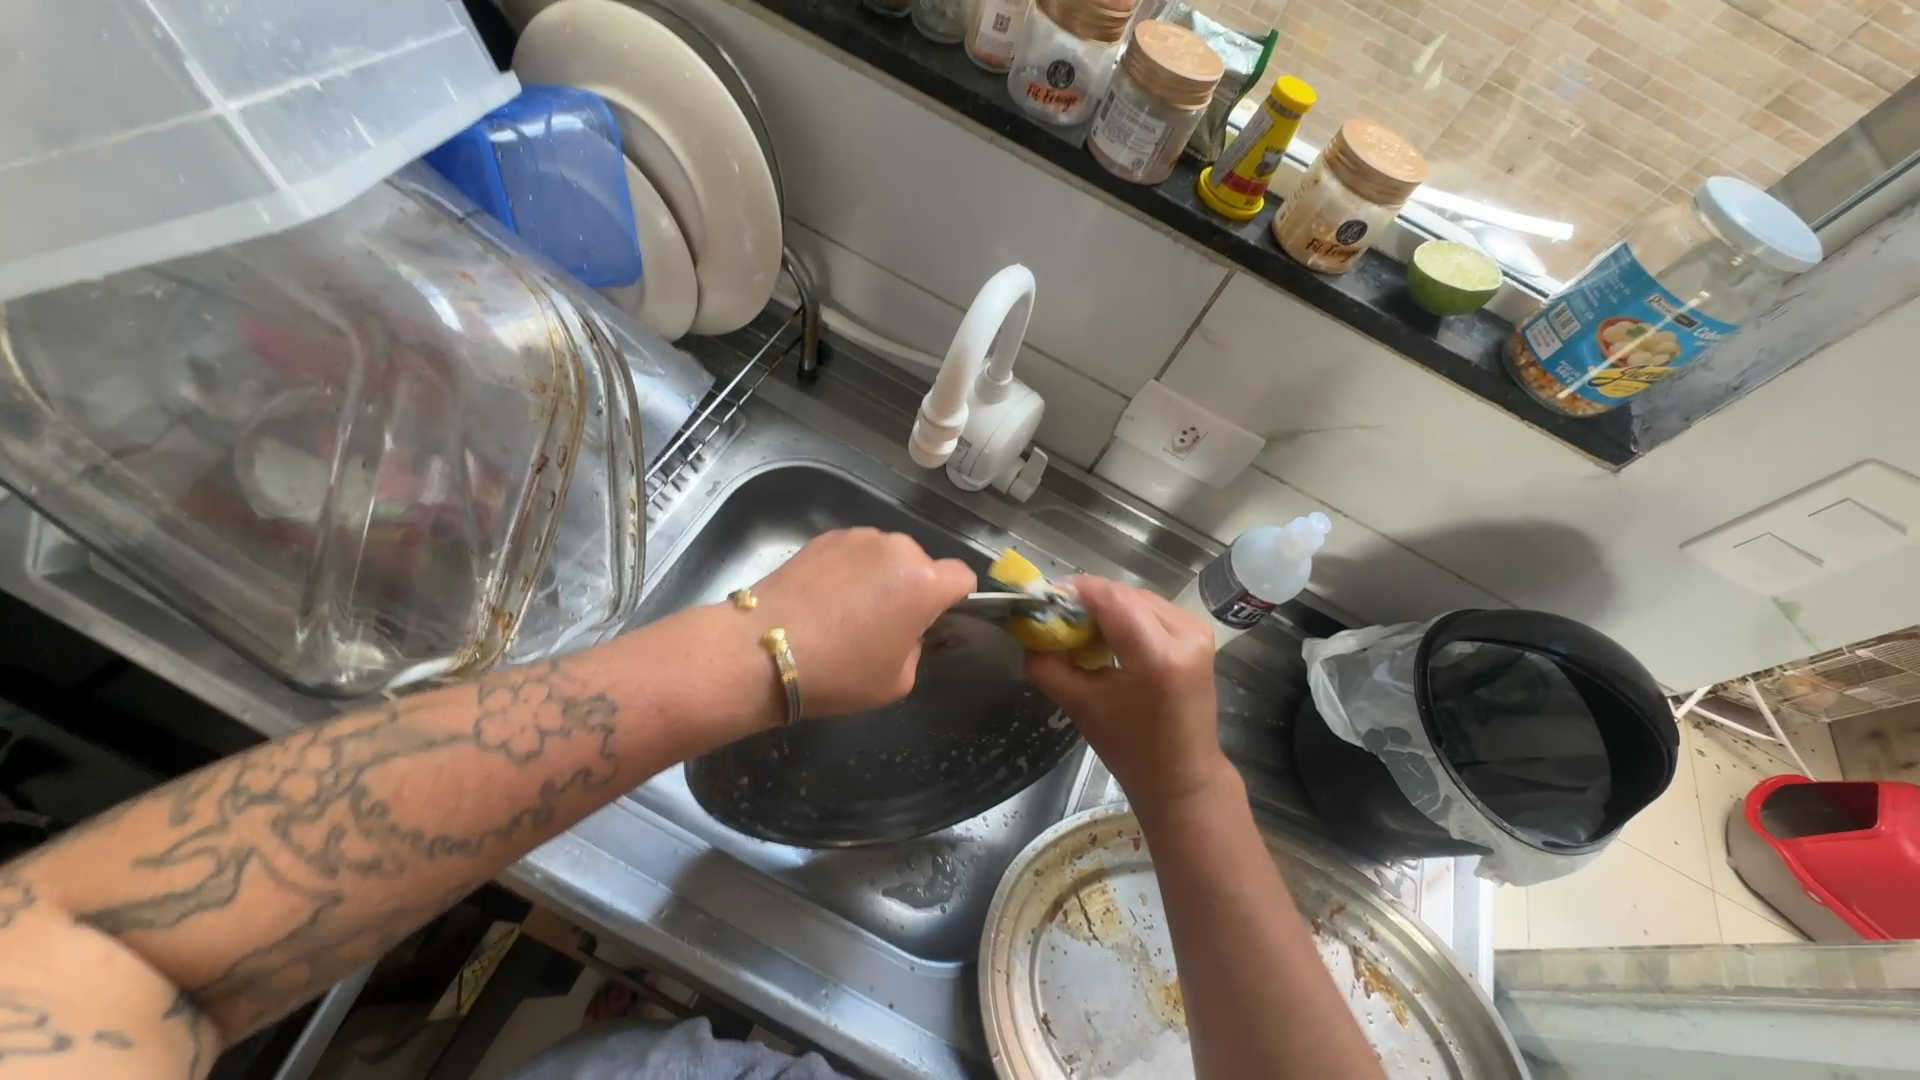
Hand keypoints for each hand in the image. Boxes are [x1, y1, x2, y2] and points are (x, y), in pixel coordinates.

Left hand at [746, 528, 975, 717]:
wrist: (762, 651)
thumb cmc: (838, 672)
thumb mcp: (897, 680)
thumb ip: (916, 647)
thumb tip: (904, 629)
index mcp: (925, 583)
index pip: (963, 577)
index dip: (955, 598)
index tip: (932, 620)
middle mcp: (897, 549)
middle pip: (922, 565)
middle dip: (911, 588)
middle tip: (883, 624)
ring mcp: (858, 538)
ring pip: (886, 556)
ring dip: (879, 577)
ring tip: (847, 611)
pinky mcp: (824, 537)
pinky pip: (854, 553)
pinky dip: (849, 570)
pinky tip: (824, 599)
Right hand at [1025, 577, 1231, 808]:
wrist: (1181, 774)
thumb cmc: (1130, 748)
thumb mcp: (1079, 705)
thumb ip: (1048, 664)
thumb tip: (1029, 632)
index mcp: (1157, 656)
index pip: (1112, 599)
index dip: (1075, 592)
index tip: (1045, 600)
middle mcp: (1184, 634)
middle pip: (1124, 595)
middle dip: (1088, 601)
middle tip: (1057, 618)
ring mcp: (1196, 631)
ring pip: (1138, 597)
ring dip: (1107, 606)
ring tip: (1080, 628)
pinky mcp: (1198, 633)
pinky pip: (1153, 608)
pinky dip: (1126, 614)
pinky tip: (1109, 634)